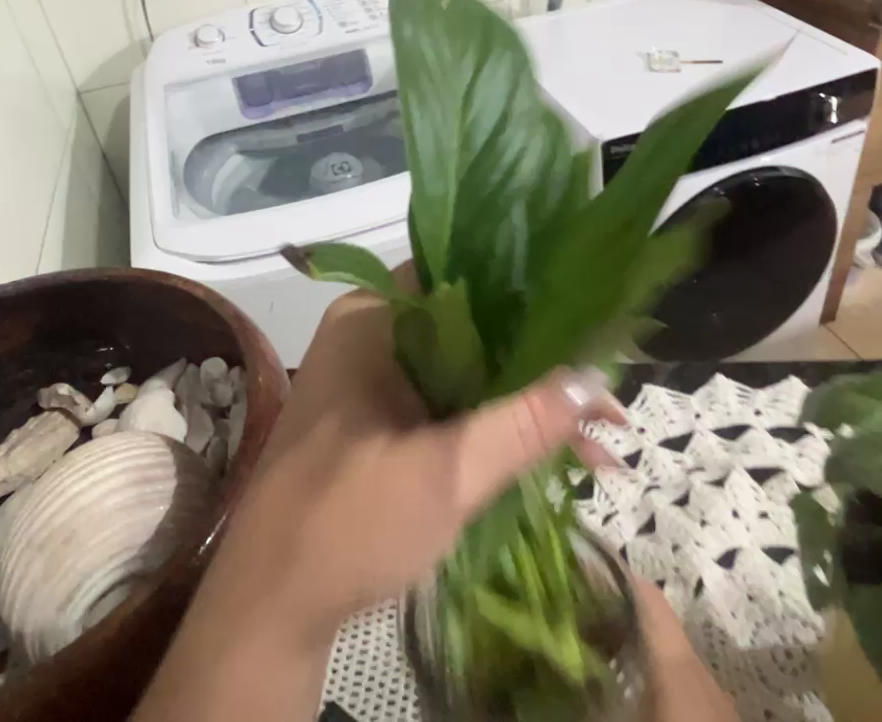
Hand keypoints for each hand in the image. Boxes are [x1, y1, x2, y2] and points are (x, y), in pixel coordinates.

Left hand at [215, 283, 622, 639]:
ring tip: (601, 438)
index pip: (463, 273)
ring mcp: (376, 380)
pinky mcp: (383, 422)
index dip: (531, 292)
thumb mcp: (447, 472)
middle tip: (610, 393)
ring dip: (528, 402)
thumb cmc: (348, 526)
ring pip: (470, 372)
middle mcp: (373, 336)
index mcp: (373, 321)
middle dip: (545, 364)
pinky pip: (453, 405)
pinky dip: (499, 426)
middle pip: (475, 328)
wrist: (271, 607)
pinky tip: (555, 458)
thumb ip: (525, 422)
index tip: (592, 319)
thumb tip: (597, 377)